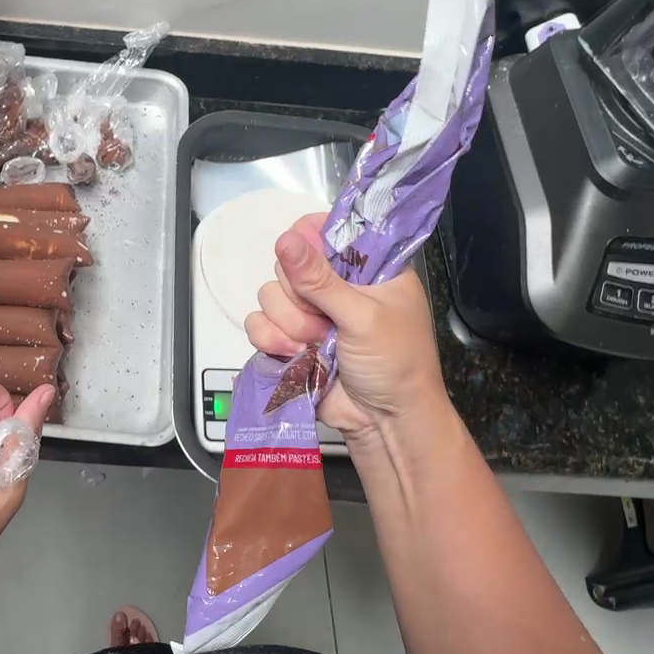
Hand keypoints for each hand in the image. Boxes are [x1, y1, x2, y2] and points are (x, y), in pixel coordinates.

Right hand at [244, 212, 447, 440]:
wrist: (386, 423)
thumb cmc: (396, 363)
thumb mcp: (363, 315)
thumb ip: (320, 279)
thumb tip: (285, 238)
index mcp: (366, 268)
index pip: (325, 230)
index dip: (309, 241)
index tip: (308, 263)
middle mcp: (335, 285)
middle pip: (289, 264)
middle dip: (298, 296)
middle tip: (324, 319)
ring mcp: (309, 313)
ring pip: (269, 295)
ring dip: (288, 324)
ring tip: (315, 345)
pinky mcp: (289, 340)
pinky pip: (258, 324)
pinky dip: (270, 339)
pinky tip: (292, 354)